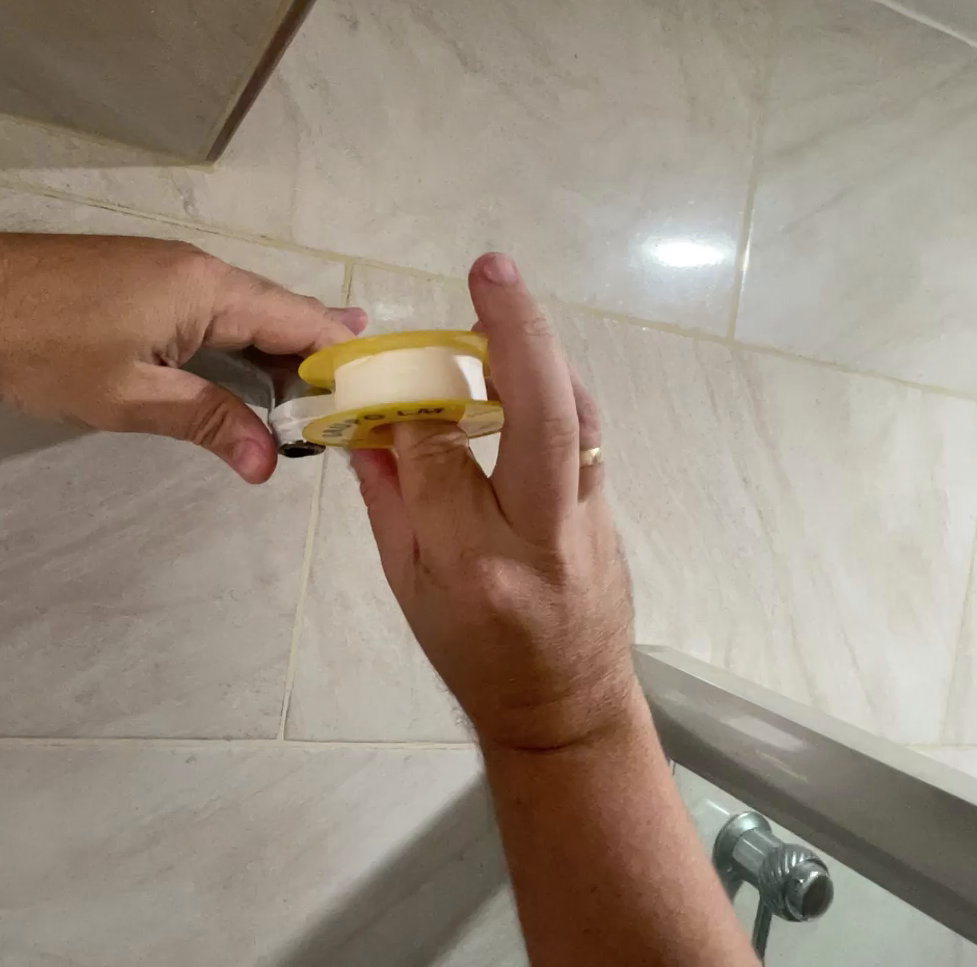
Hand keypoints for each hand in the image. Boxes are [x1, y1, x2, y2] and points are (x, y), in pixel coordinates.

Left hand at [0, 233, 363, 482]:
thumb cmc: (44, 351)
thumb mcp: (130, 396)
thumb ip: (206, 421)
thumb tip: (267, 464)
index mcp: (204, 288)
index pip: (293, 317)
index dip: (335, 349)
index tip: (370, 379)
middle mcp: (193, 267)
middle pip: (271, 308)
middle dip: (311, 347)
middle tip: (352, 381)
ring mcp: (162, 266)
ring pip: (238, 306)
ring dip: (274, 340)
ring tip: (315, 368)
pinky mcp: (136, 277)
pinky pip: (206, 304)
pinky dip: (237, 332)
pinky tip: (242, 349)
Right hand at [350, 252, 633, 751]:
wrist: (563, 706)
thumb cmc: (469, 653)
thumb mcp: (404, 583)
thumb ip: (385, 498)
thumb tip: (368, 421)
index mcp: (470, 564)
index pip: (436, 458)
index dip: (408, 407)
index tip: (388, 376)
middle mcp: (537, 536)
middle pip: (536, 419)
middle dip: (514, 335)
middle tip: (490, 269)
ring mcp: (587, 520)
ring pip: (574, 415)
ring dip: (539, 350)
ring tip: (501, 302)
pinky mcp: (608, 509)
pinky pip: (582, 430)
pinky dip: (552, 383)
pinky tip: (524, 361)